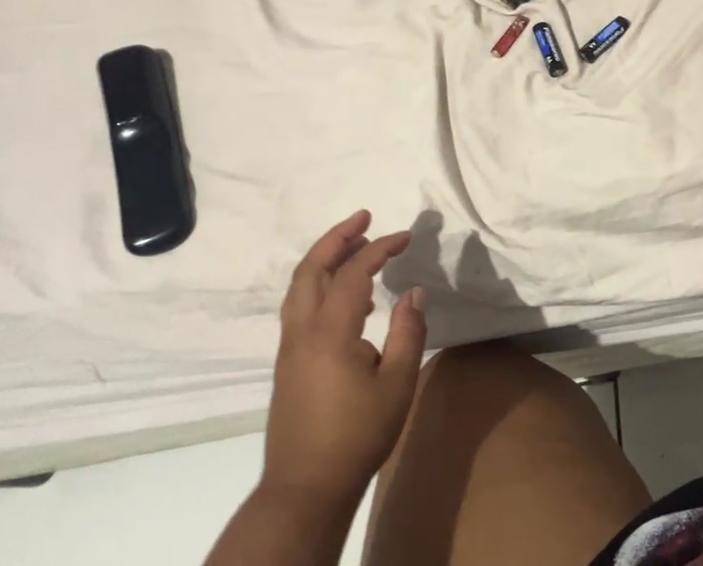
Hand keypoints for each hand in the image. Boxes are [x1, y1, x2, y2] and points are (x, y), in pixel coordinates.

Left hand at [261, 210, 427, 503]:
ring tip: (354, 244)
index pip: (351, 275)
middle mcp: (301, 333)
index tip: (405, 237)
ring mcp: (289, 348)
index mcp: (328, 333)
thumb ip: (407, 332)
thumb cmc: (358, 434)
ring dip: (323, 259)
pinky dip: (320, 284)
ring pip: (298, 288)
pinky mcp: (288, 363)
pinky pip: (299, 307)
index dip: (378, 249)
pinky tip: (347, 294)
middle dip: (335, 238)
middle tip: (364, 216)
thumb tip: (414, 292)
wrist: (306, 485)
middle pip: (309, 271)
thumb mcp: (397, 383)